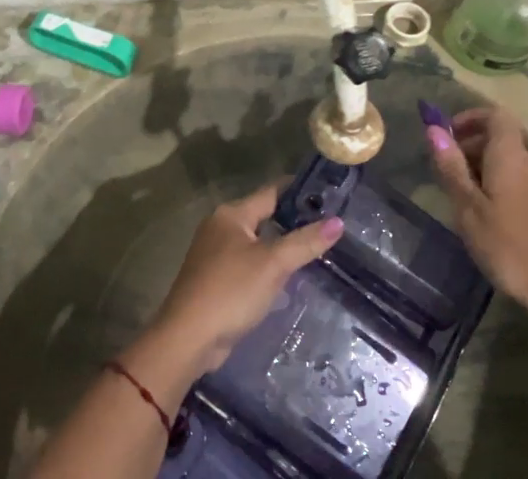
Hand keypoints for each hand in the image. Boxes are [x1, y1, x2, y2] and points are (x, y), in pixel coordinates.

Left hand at [149, 184, 343, 374]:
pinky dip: (268, 265)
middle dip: (294, 220)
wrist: (189, 337)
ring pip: (257, 241)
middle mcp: (220, 227)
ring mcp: (216, 253)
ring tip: (317, 249)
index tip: (330, 194)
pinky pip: (249, 263)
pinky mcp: (217, 278)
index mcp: (231, 214)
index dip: (299, 192)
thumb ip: (305, 242)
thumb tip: (338, 222)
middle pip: (264, 216)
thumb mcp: (273, 264)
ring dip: (282, 245)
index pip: (271, 192)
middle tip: (330, 225)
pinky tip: (289, 276)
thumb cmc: (231, 291)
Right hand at [429, 108, 527, 330]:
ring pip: (509, 164)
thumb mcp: (469, 210)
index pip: (496, 115)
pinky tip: (487, 222)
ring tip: (461, 201)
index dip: (469, 117)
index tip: (446, 136)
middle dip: (469, 146)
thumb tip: (434, 129)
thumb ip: (452, 169)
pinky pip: (519, 184)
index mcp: (511, 157)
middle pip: (500, 139)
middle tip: (444, 174)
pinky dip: (498, 188)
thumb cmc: (511, 248)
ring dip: (482, 170)